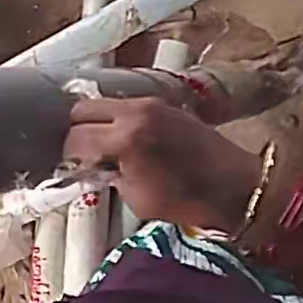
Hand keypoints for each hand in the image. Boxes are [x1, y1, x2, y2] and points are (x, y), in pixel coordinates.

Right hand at [63, 98, 263, 233]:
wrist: (236, 184)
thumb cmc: (187, 200)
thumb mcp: (137, 198)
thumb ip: (109, 176)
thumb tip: (95, 167)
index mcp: (125, 137)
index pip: (75, 138)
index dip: (67, 156)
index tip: (70, 168)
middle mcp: (133, 111)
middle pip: (82, 109)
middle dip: (76, 131)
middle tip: (82, 155)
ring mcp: (149, 103)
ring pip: (103, 102)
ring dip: (96, 122)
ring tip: (102, 148)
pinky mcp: (163, 103)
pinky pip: (126, 105)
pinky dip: (116, 119)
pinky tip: (123, 140)